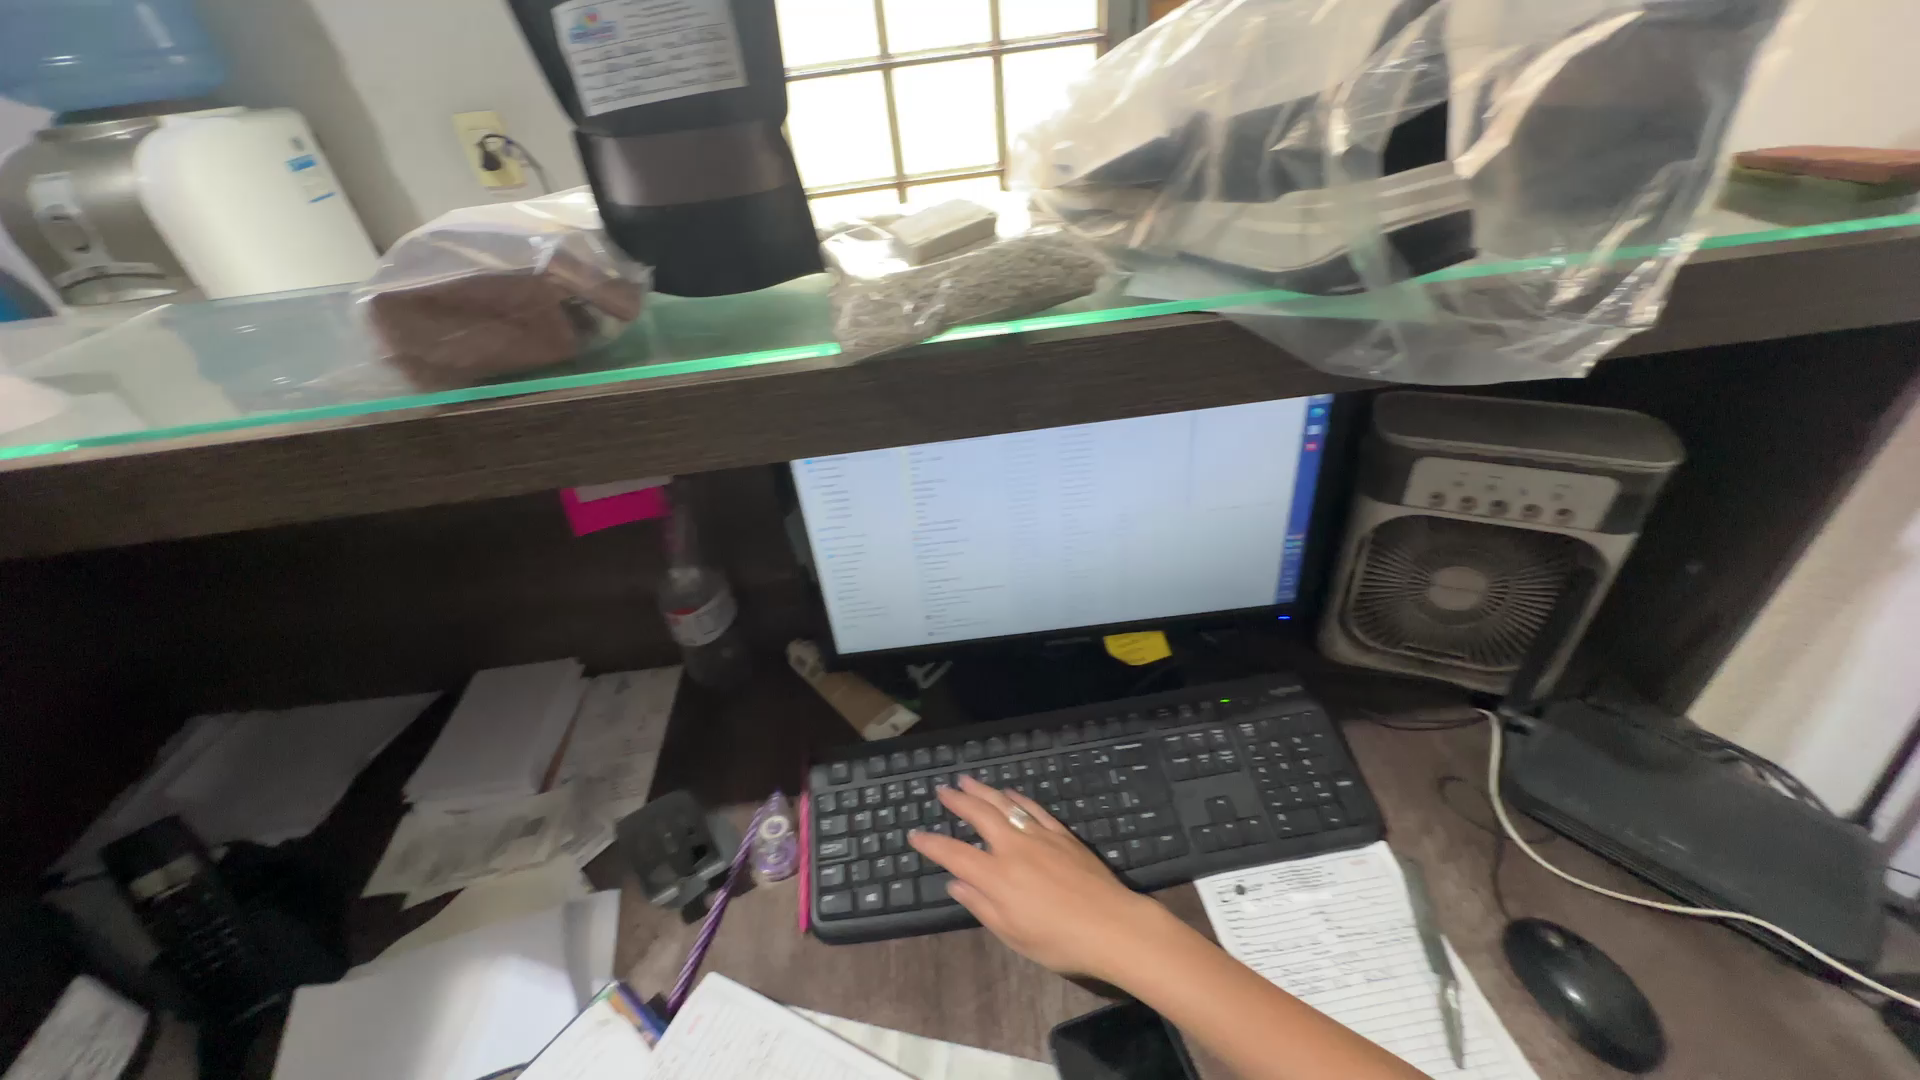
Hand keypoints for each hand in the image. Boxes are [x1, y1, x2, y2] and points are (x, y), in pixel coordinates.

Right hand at [908, 775, 1171, 981]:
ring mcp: (1039, 837)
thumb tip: (956, 883)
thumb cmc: (1058, 941)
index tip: (915, 835)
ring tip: (967, 780)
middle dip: (958, 801)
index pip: (954, 854)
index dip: (932, 844)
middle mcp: (1013, 848)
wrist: (1111, 926)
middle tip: (943, 790)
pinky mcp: (1062, 835)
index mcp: (995, 876)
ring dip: (983, 791)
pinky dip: (1018, 798)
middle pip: (979, 816)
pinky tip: (1009, 793)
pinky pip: (1034, 809)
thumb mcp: (1012, 934)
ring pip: (1005, 805)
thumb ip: (981, 906)